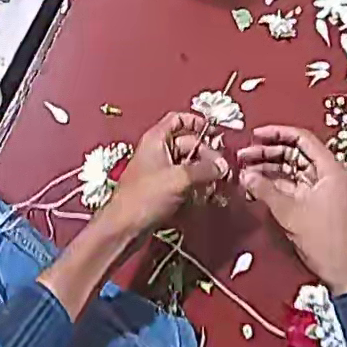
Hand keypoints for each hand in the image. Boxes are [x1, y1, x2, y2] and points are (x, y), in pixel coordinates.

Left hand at [99, 111, 229, 235]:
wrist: (124, 228)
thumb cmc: (145, 197)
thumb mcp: (179, 179)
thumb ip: (204, 169)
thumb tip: (221, 166)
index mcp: (157, 139)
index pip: (178, 119)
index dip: (197, 122)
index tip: (214, 132)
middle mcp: (158, 151)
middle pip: (188, 143)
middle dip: (206, 154)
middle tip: (221, 168)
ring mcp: (160, 171)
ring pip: (188, 164)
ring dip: (203, 172)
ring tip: (216, 183)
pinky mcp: (162, 189)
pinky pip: (183, 180)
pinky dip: (195, 184)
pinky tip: (205, 194)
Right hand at [238, 126, 346, 295]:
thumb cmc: (328, 242)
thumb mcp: (292, 212)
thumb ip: (266, 190)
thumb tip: (245, 174)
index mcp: (329, 168)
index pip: (301, 138)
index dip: (276, 133)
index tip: (255, 135)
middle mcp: (326, 174)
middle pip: (294, 153)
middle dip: (267, 153)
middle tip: (244, 156)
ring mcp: (321, 189)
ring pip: (290, 170)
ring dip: (268, 170)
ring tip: (245, 172)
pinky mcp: (315, 203)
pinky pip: (291, 186)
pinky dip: (274, 185)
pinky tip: (256, 187)